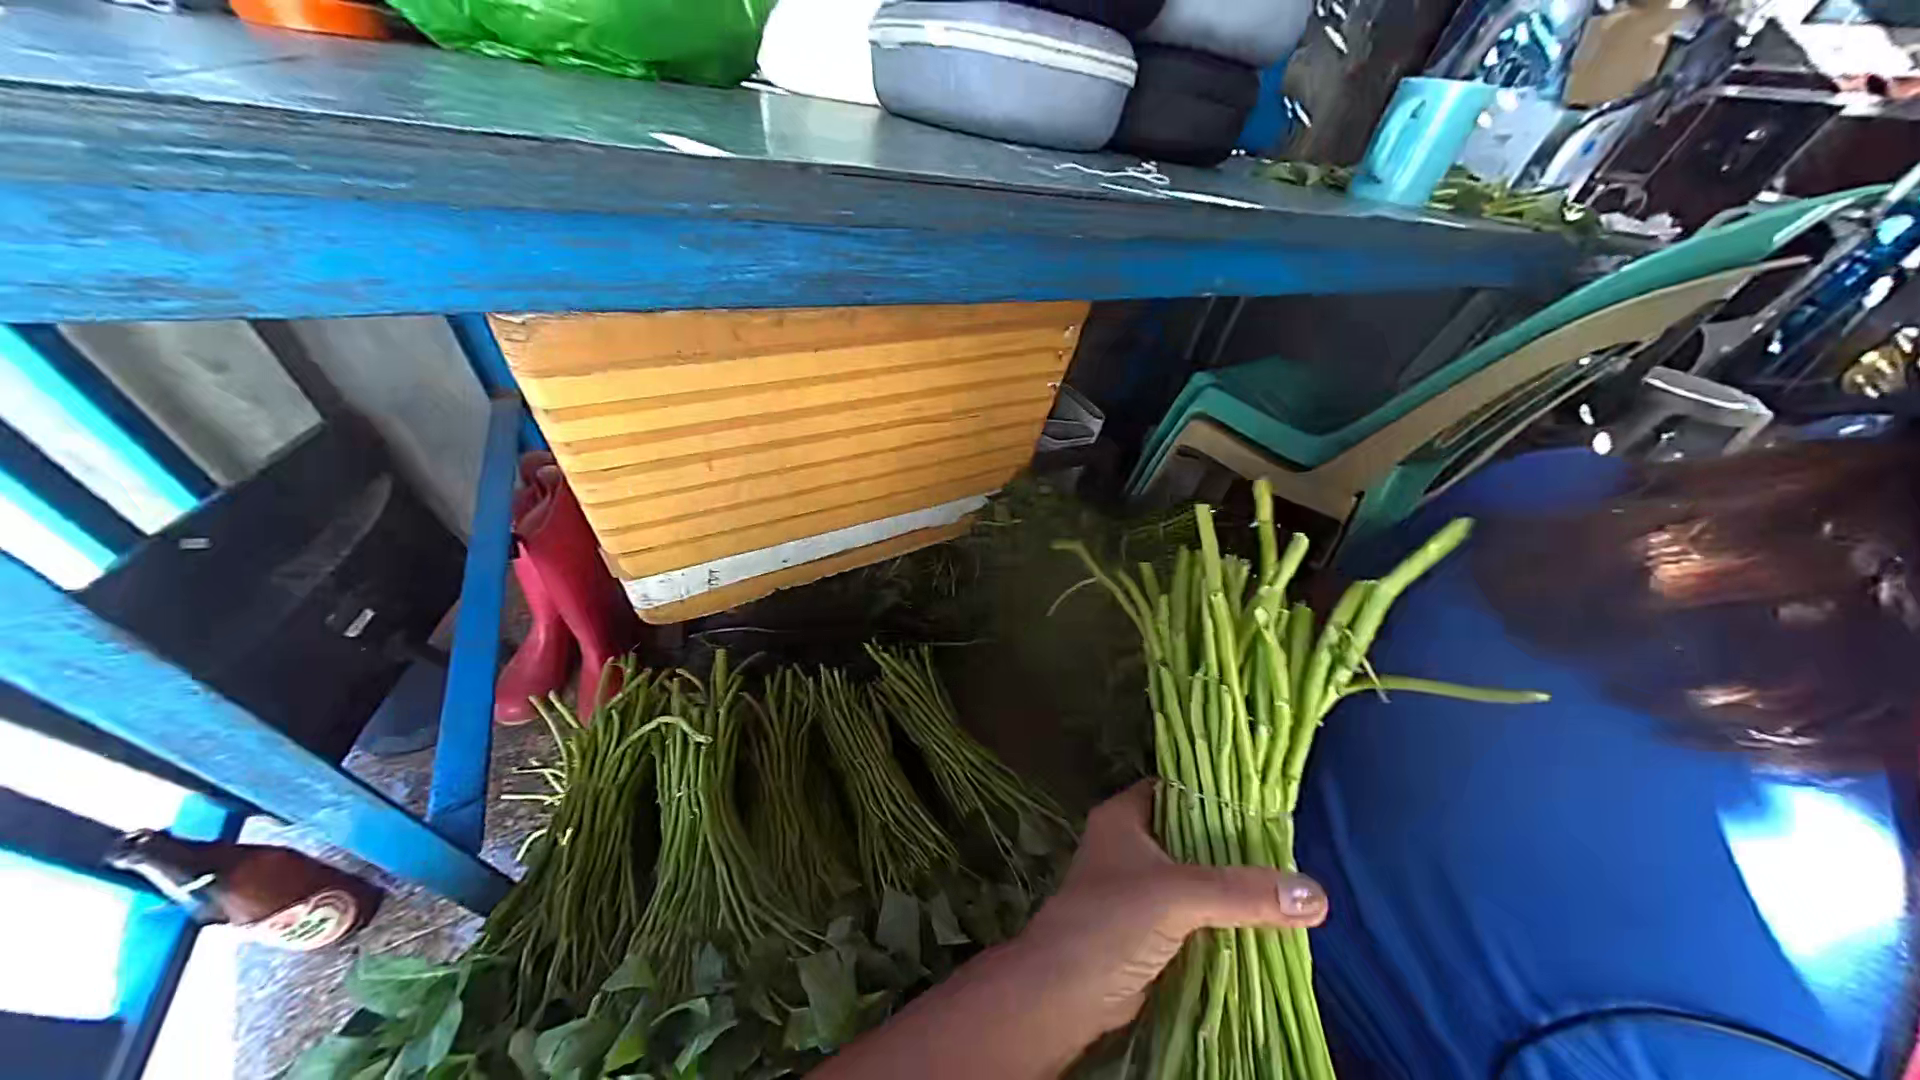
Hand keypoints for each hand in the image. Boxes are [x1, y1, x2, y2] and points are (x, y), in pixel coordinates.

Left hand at [1012, 781, 1329, 1035]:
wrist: (1067, 991)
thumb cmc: (1111, 920)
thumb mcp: (1177, 895)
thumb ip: (1241, 891)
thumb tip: (1315, 894)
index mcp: (1124, 817)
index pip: (1175, 788)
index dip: (1214, 792)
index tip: (1264, 802)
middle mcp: (1130, 844)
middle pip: (1190, 833)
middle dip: (1232, 844)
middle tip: (1287, 848)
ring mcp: (1138, 886)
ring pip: (1194, 875)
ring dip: (1230, 884)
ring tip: (1285, 882)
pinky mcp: (1148, 925)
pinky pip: (1193, 911)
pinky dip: (1222, 915)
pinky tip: (1262, 920)